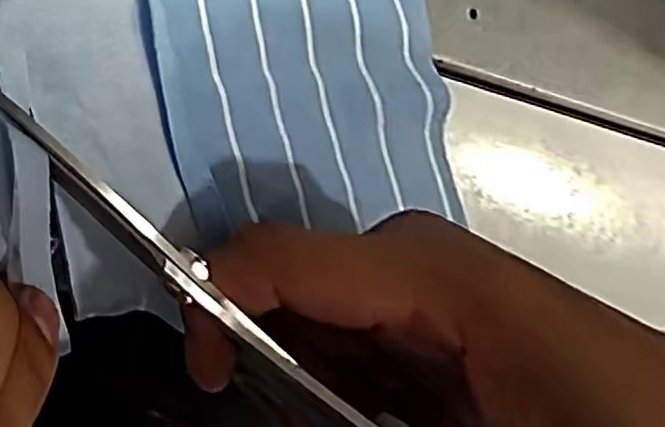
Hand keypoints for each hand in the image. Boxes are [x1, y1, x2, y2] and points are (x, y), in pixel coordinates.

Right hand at [185, 211, 664, 426]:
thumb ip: (345, 406)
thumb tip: (259, 394)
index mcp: (427, 267)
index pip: (276, 254)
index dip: (214, 296)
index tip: (203, 370)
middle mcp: (420, 254)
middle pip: (297, 281)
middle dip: (265, 339)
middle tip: (258, 399)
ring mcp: (443, 280)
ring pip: (331, 309)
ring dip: (309, 364)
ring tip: (316, 408)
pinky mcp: (462, 312)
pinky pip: (374, 333)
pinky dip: (352, 376)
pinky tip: (373, 411)